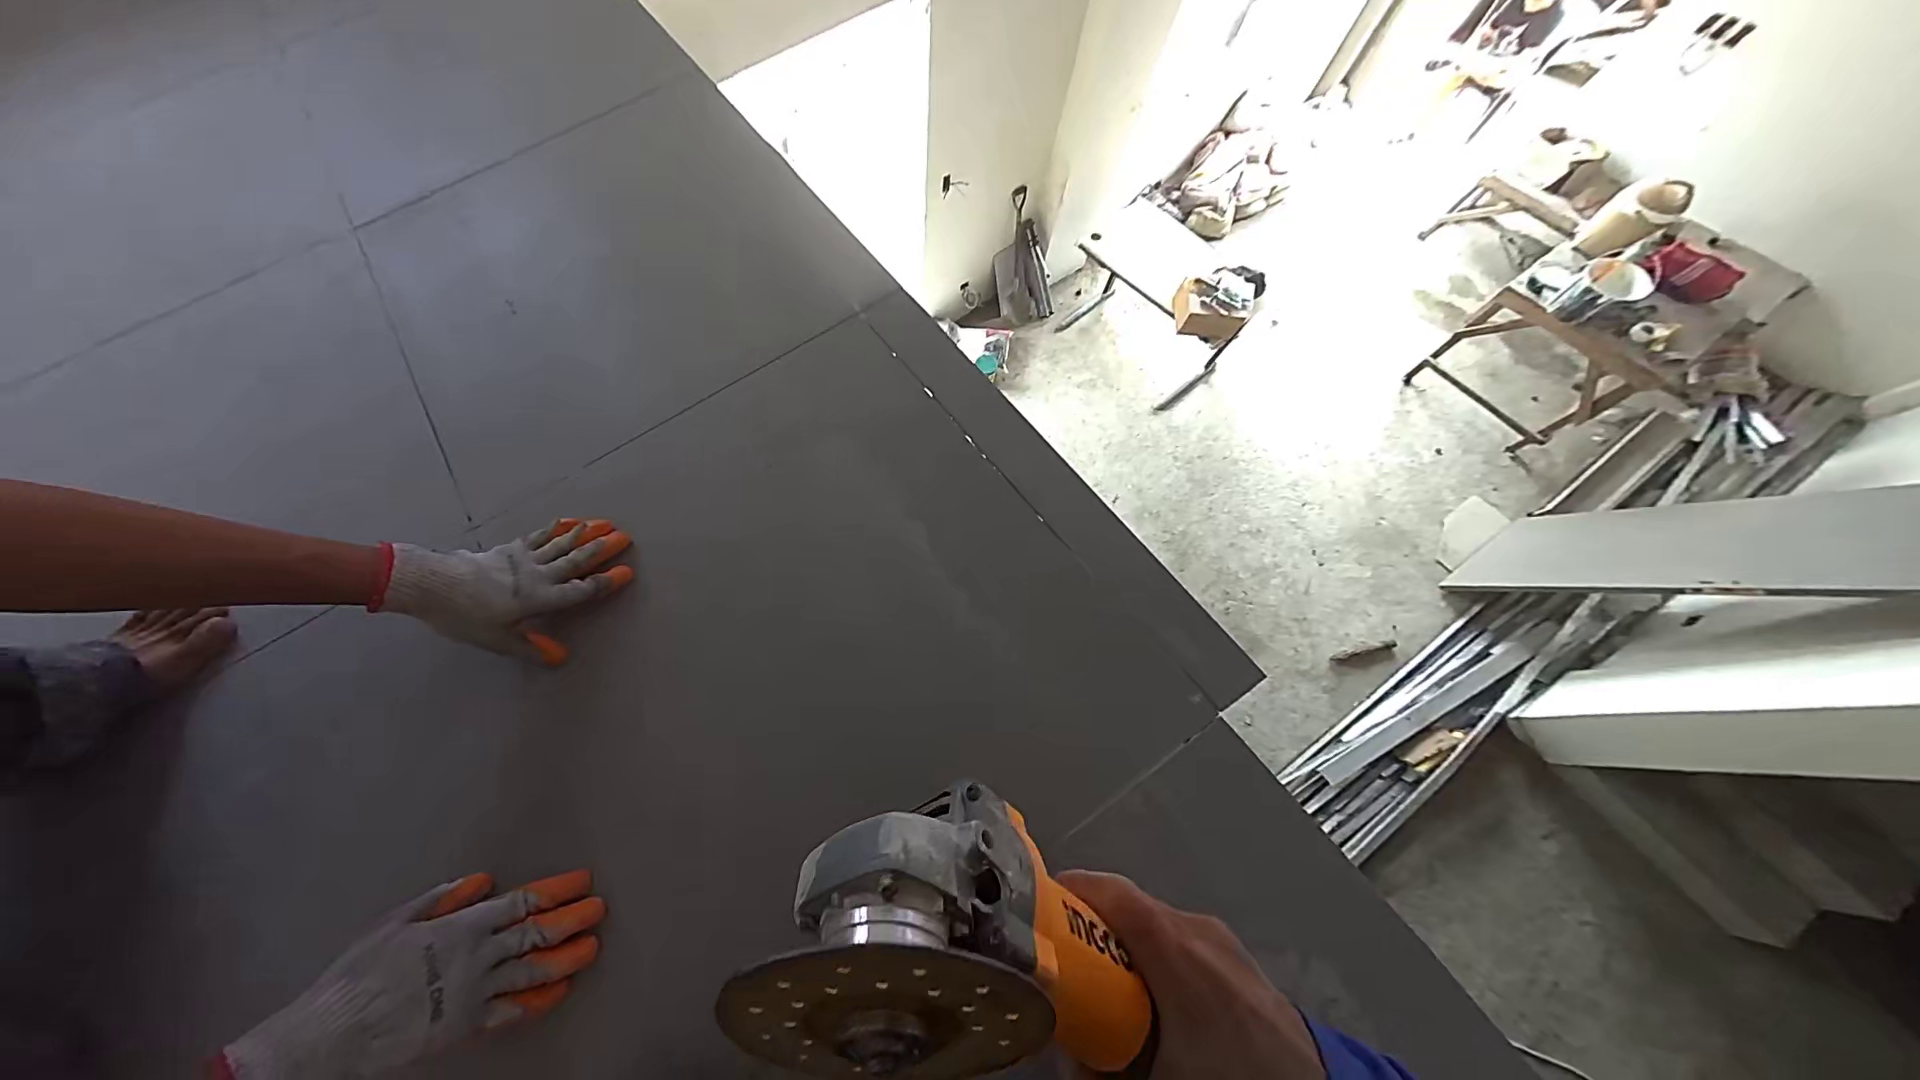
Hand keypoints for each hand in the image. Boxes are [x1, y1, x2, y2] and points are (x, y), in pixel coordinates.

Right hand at [218, 870, 606, 1079]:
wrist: (326, 1037)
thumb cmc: (356, 975)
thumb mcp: (398, 921)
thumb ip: (445, 898)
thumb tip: (483, 880)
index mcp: (463, 927)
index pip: (524, 901)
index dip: (559, 890)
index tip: (583, 881)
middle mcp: (477, 957)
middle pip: (538, 933)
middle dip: (574, 918)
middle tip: (599, 909)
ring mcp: (474, 993)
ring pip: (534, 971)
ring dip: (568, 956)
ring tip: (593, 946)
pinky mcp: (465, 1026)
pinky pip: (512, 1012)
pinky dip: (540, 1000)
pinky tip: (560, 991)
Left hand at [376, 519, 633, 664]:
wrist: (429, 584)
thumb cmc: (463, 615)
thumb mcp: (497, 639)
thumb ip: (531, 647)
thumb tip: (561, 659)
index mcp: (541, 598)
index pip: (582, 590)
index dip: (605, 582)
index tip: (627, 572)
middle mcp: (539, 575)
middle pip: (577, 560)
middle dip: (602, 549)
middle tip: (624, 537)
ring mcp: (524, 559)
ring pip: (562, 545)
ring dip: (585, 534)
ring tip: (605, 524)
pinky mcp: (509, 549)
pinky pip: (539, 537)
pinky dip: (555, 529)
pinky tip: (567, 521)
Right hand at [1055, 871, 1325, 1079]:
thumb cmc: (1233, 1076)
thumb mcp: (1153, 1078)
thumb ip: (1097, 1060)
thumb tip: (1061, 1047)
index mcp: (1175, 950)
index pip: (1111, 894)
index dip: (1068, 890)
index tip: (1037, 910)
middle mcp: (1195, 930)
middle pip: (1124, 906)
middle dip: (1088, 926)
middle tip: (1065, 964)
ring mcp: (1218, 938)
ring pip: (1150, 920)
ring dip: (1121, 943)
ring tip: (1109, 991)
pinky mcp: (1233, 953)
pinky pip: (1176, 936)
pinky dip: (1151, 953)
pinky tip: (1154, 999)